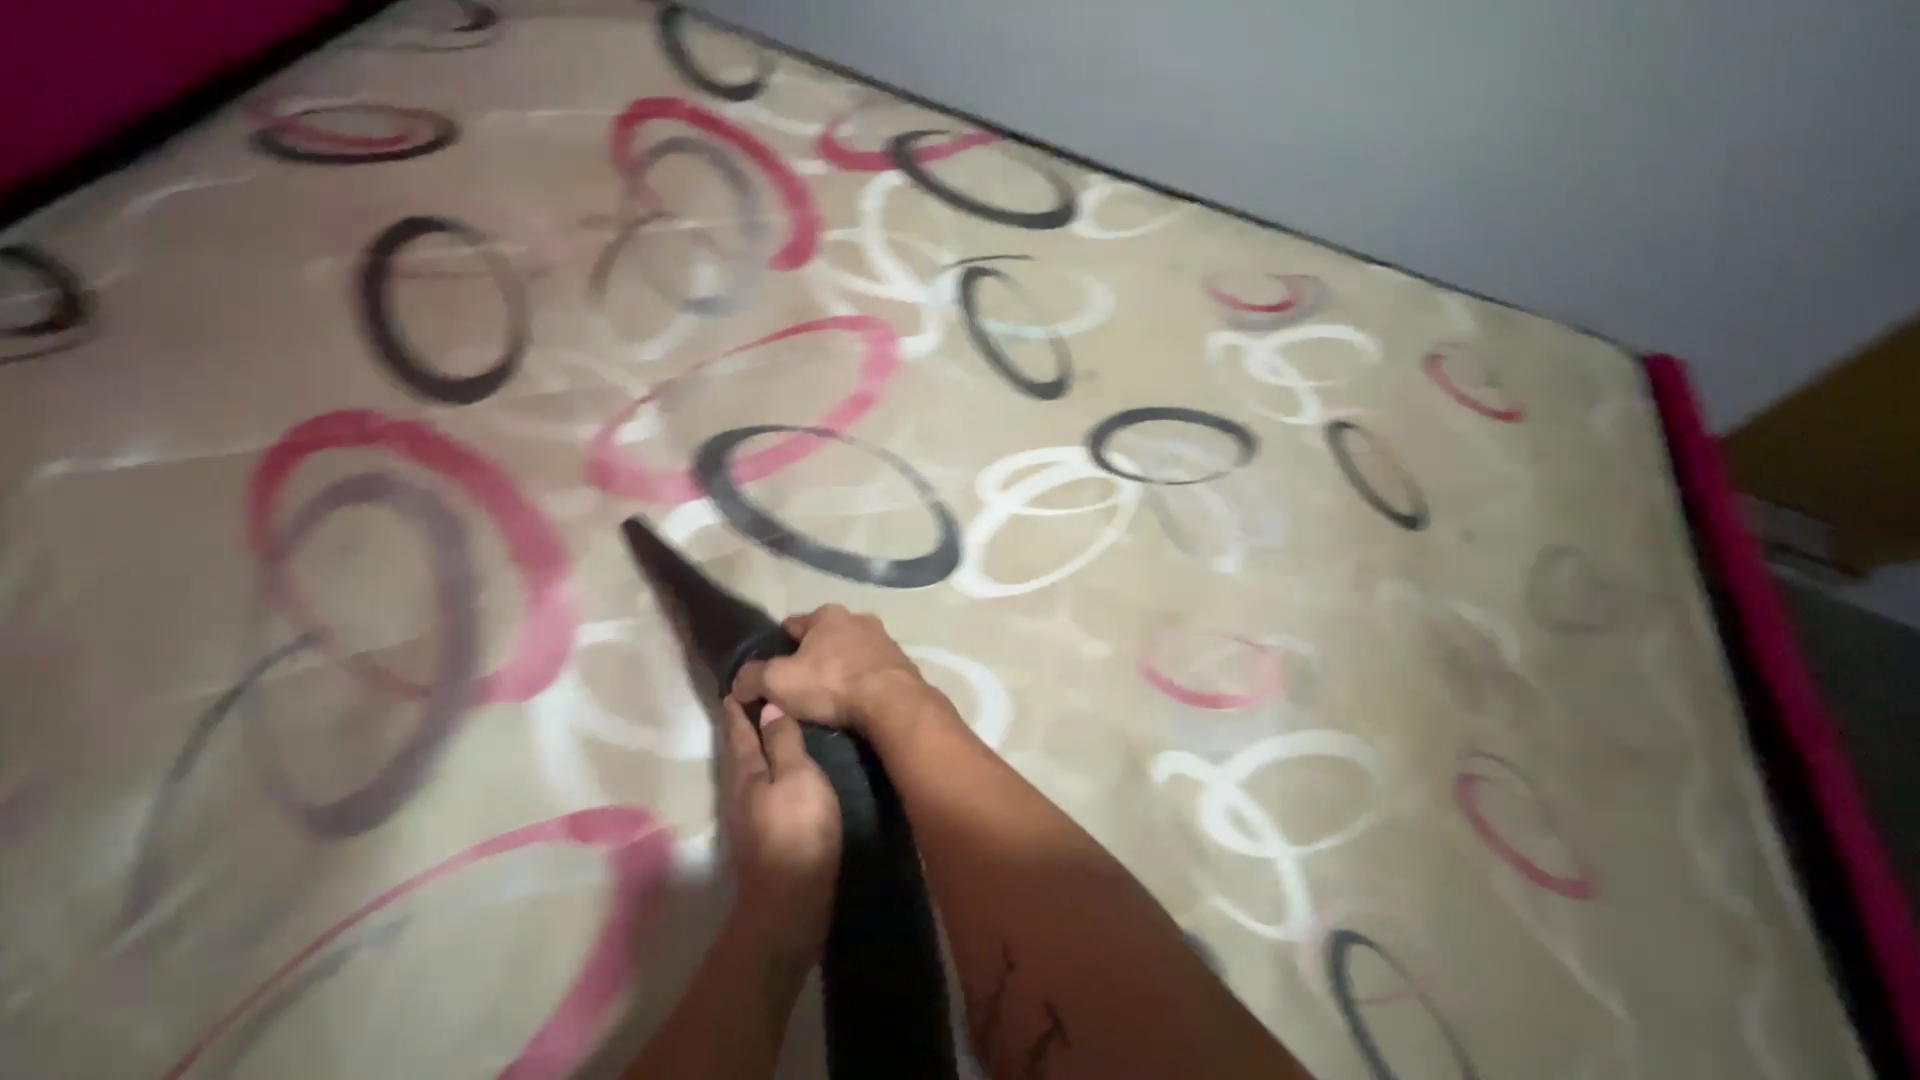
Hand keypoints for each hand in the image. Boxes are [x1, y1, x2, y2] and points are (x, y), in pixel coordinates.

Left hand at [718, 696, 841, 954]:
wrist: (790, 903)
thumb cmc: (797, 831)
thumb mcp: (797, 776)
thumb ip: (784, 742)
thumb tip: (767, 705)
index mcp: (748, 774)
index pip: (740, 733)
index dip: (737, 710)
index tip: (734, 689)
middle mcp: (742, 795)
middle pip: (742, 755)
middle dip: (746, 731)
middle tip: (753, 705)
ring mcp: (751, 822)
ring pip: (753, 777)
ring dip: (760, 755)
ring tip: (773, 737)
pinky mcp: (765, 842)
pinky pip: (766, 796)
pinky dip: (772, 780)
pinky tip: (786, 782)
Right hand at [732, 604, 925, 733]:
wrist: (892, 703)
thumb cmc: (831, 683)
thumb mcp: (778, 681)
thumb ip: (752, 678)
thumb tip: (738, 683)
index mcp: (827, 615)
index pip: (794, 624)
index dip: (781, 642)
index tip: (773, 661)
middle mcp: (858, 619)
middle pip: (827, 636)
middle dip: (815, 653)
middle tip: (802, 680)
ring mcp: (884, 641)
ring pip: (853, 652)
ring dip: (842, 667)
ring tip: (830, 694)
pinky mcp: (902, 665)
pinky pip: (873, 671)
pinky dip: (863, 681)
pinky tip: (857, 700)